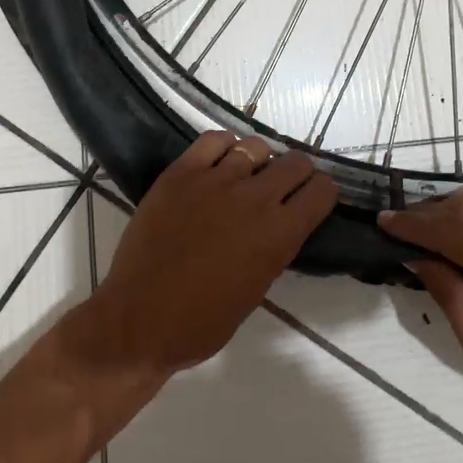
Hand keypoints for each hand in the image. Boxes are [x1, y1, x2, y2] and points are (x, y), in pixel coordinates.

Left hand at [85, 132, 337, 380]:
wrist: (141, 321)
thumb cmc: (203, 322)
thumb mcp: (256, 289)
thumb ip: (272, 249)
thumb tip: (277, 226)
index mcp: (280, 235)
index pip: (321, 192)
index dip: (322, 192)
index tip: (314, 197)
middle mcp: (255, 199)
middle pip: (295, 162)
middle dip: (297, 172)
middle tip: (284, 185)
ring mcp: (216, 181)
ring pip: (255, 146)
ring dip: (260, 159)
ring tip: (248, 174)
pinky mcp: (182, 173)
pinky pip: (213, 140)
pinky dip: (224, 146)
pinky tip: (221, 161)